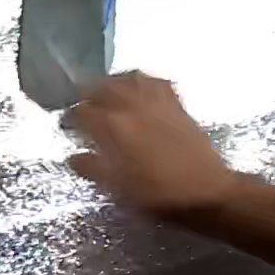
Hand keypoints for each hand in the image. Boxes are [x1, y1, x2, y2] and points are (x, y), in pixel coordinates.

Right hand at [66, 71, 240, 213]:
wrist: (206, 192)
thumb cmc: (159, 195)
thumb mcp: (119, 189)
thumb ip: (93, 169)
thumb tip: (73, 157)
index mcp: (114, 127)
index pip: (82, 112)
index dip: (70, 118)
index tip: (67, 126)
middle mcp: (133, 107)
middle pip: (103, 87)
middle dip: (88, 95)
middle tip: (82, 107)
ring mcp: (157, 102)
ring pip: (129, 78)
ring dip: (113, 82)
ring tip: (106, 93)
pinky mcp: (177, 105)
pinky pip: (156, 82)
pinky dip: (142, 81)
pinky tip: (139, 89)